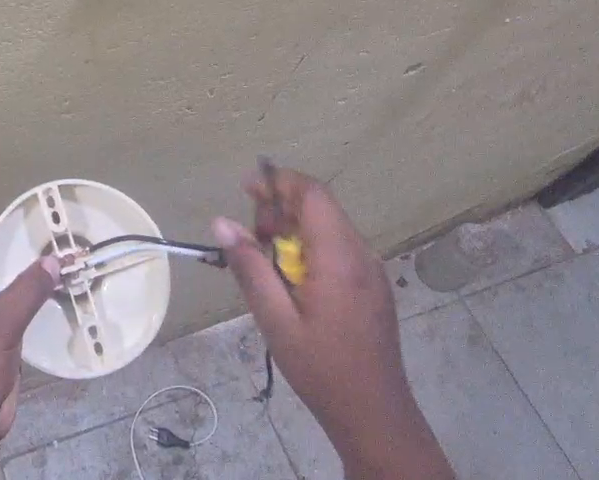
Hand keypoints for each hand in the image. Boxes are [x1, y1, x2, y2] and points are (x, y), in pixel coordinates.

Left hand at [0, 227, 60, 478]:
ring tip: (71, 263)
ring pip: (11, 287)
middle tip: (66, 239)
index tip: (43, 216)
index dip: (11, 225)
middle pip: (0, 261)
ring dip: (36, 279)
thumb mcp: (1, 323)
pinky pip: (18, 311)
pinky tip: (62, 297)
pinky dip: (37, 303)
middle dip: (30, 252)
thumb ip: (28, 289)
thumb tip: (53, 259)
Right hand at [212, 167, 454, 479]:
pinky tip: (292, 278)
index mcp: (340, 258)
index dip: (278, 181)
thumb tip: (222, 222)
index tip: (246, 188)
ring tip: (267, 258)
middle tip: (251, 236)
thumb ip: (250, 267)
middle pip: (319, 206)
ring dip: (294, 227)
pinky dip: (310, 245)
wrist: (376, 416)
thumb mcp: (275, 321)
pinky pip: (338, 246)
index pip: (312, 194)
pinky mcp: (373, 285)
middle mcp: (362, 254)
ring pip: (328, 225)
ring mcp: (372, 269)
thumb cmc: (322, 369)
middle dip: (281, 208)